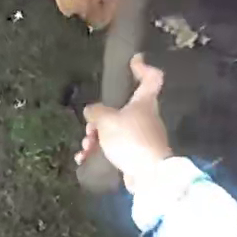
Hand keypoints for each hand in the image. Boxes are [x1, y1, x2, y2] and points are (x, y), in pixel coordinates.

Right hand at [76, 54, 173, 193]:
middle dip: (100, 118)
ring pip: (114, 131)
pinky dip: (98, 153)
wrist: (149, 175)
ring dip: (95, 138)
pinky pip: (113, 150)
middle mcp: (145, 117)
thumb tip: (91, 111)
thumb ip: (95, 112)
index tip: (133, 61)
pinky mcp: (135, 156)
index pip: (152, 78)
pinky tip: (84, 159)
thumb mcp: (106, 120)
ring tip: (86, 147)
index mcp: (144, 102)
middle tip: (90, 127)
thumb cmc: (130, 139)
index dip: (143, 68)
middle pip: (121, 109)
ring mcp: (141, 137)